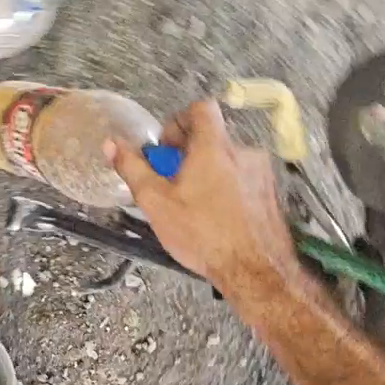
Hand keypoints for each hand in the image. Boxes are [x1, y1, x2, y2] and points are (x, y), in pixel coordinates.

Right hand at [105, 99, 305, 300]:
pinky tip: (215, 215)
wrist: (257, 275)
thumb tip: (112, 144)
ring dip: (207, 171)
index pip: (201, 108)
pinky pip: (242, 178)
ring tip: (193, 202)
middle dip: (187, 153)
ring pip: (226, 159)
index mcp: (215, 149)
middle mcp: (244, 154)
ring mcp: (263, 175)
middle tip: (172, 182)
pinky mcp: (272, 195)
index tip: (166, 148)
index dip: (178, 120)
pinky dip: (226, 187)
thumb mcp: (154, 201)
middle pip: (210, 137)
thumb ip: (131, 167)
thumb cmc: (204, 235)